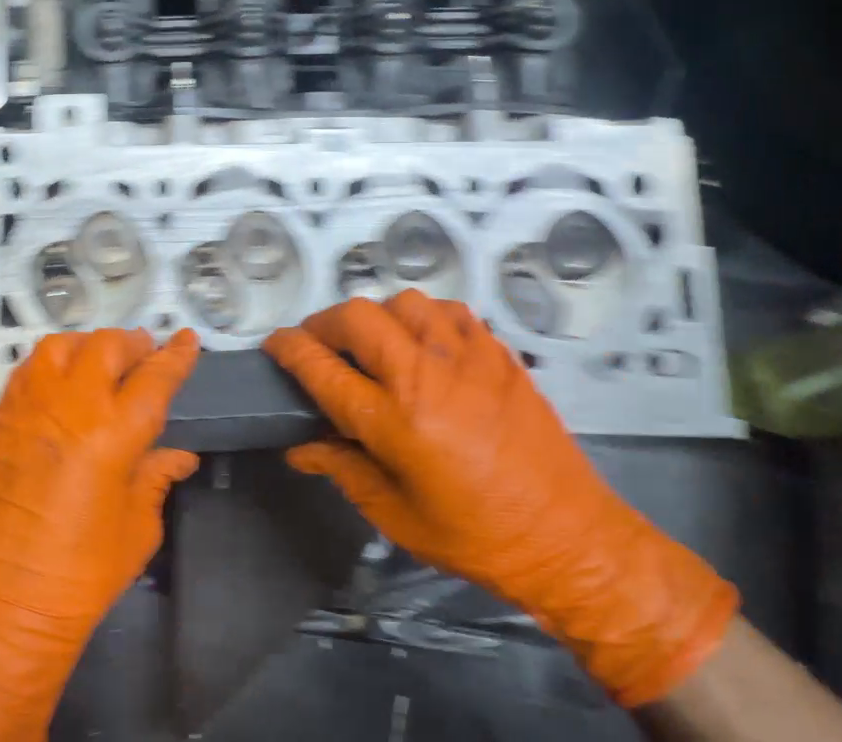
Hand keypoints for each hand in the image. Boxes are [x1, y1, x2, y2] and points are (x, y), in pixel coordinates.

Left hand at [0, 328, 199, 740]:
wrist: (9, 597)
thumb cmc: (84, 571)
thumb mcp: (137, 527)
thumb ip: (155, 477)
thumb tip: (179, 456)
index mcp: (113, 433)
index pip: (154, 378)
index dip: (175, 356)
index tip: (187, 339)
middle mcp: (68, 406)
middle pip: (104, 347)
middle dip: (130, 344)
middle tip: (142, 354)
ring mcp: (25, 408)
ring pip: (56, 347)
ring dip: (83, 347)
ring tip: (96, 363)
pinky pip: (23, 375)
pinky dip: (46, 370)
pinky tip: (57, 389)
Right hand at [263, 291, 737, 707]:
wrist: (568, 539)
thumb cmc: (473, 537)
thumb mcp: (394, 515)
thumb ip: (342, 469)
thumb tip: (299, 447)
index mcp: (392, 422)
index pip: (320, 366)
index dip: (287, 348)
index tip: (273, 344)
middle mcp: (424, 378)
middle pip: (355, 317)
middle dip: (322, 323)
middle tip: (317, 345)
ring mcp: (467, 359)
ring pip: (404, 302)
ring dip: (376, 316)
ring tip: (373, 343)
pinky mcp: (500, 357)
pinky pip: (451, 311)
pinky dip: (425, 317)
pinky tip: (423, 342)